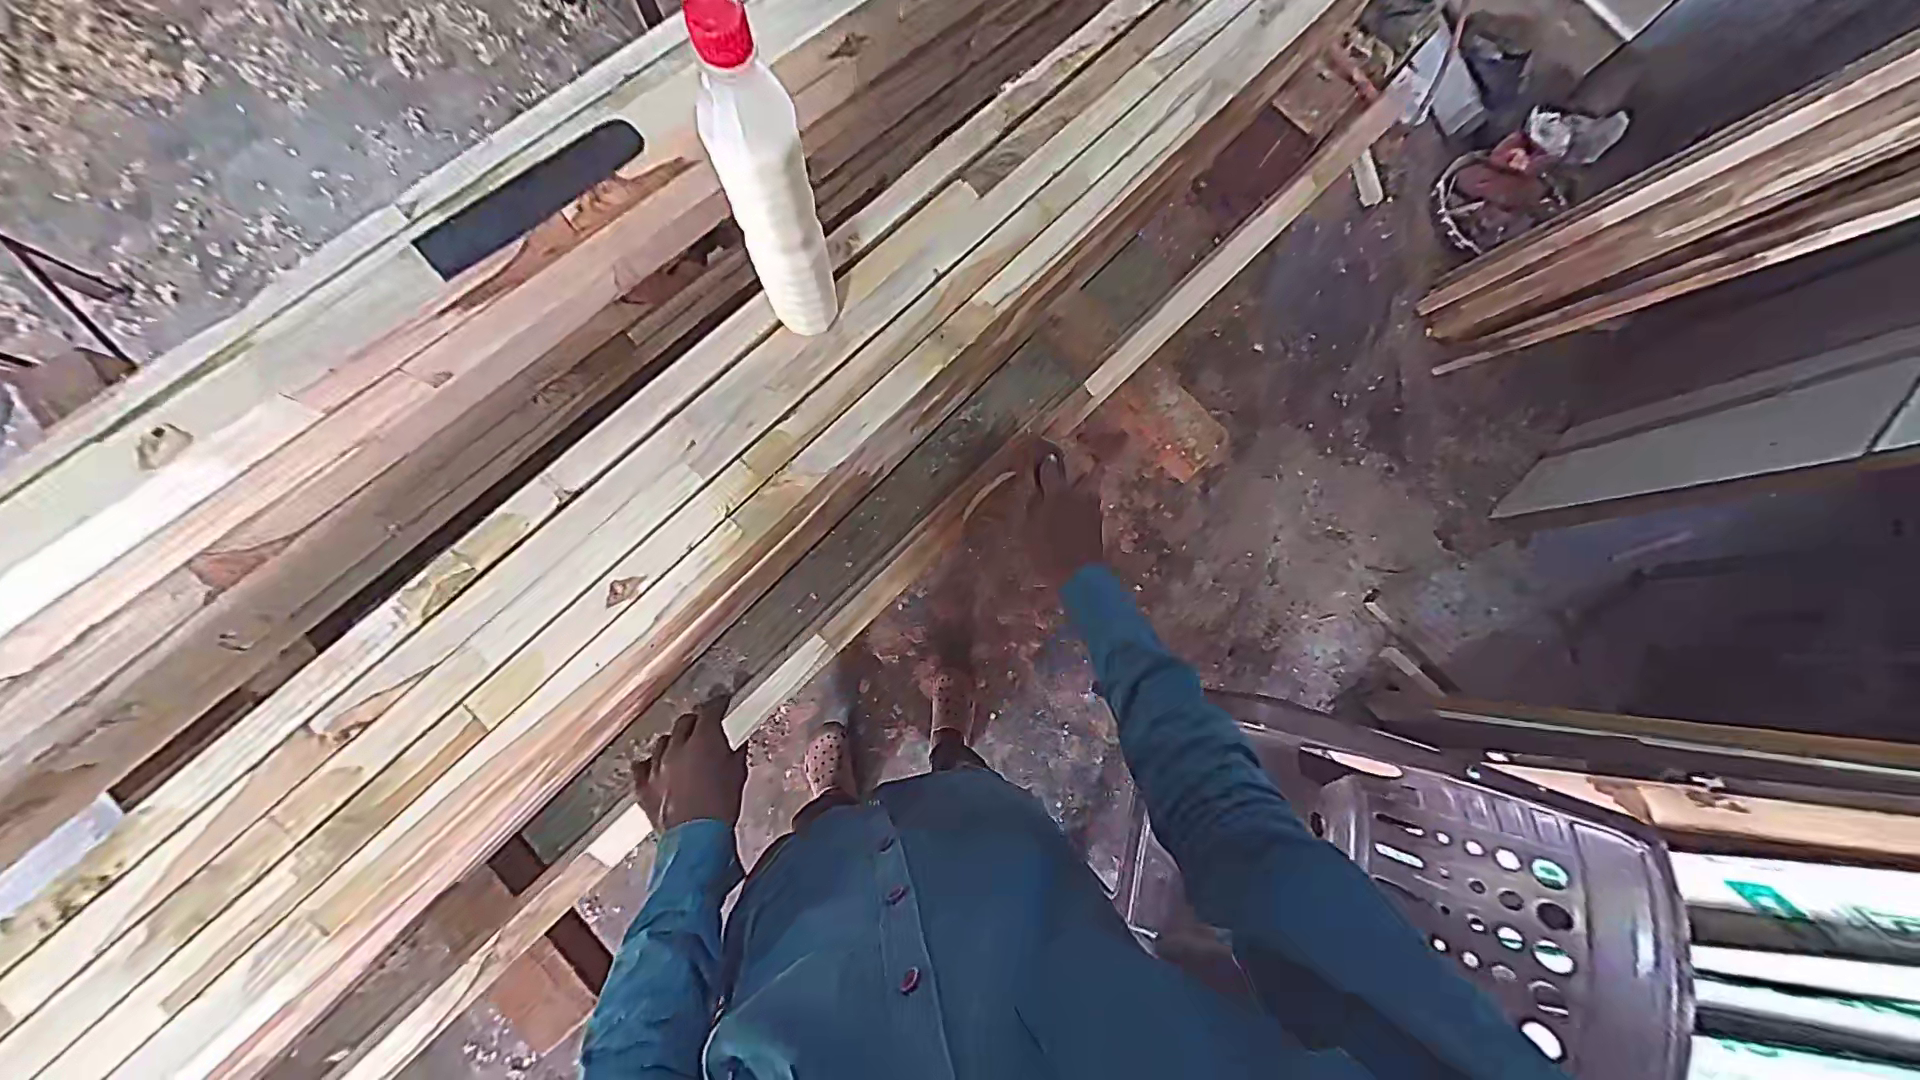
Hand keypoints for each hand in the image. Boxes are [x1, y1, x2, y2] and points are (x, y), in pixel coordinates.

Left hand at [631, 695, 746, 830]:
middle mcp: (677, 748)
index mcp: (704, 740)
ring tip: (683, 748)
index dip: (717, 704)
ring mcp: (657, 767)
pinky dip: (650, 764)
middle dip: (696, 721)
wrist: (696, 840)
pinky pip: (641, 767)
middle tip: (705, 727)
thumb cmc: (720, 808)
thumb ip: (734, 752)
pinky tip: (657, 766)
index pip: (709, 710)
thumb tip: (735, 743)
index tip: (722, 704)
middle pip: (684, 722)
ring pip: (663, 742)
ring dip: (675, 741)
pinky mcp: (644, 787)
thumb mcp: (738, 773)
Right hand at [1023, 441, 1104, 589]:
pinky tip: (1070, 515)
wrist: (1080, 577)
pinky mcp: (1099, 522)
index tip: (1039, 455)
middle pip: (1076, 473)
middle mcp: (1080, 493)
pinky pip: (1087, 504)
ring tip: (1064, 496)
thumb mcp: (1030, 527)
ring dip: (1076, 488)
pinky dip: (1079, 504)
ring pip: (1084, 488)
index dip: (1043, 460)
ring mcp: (1093, 507)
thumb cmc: (1048, 552)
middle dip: (1069, 470)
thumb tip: (1037, 488)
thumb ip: (1033, 503)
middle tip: (1057, 473)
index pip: (1050, 467)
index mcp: (1058, 492)